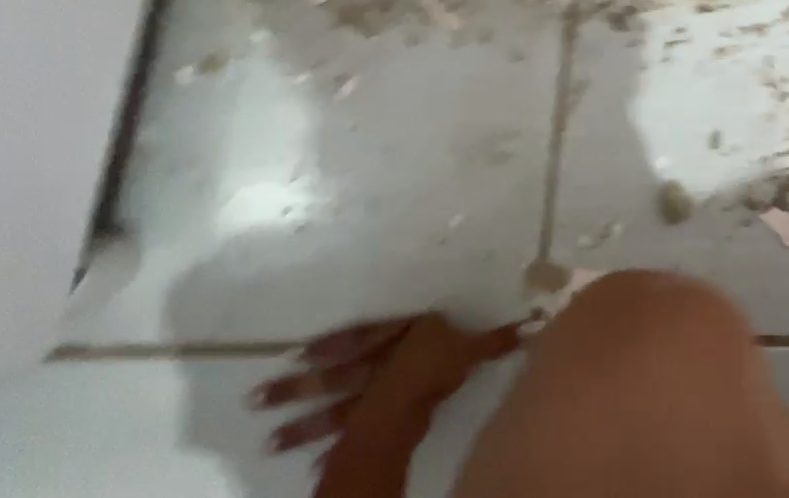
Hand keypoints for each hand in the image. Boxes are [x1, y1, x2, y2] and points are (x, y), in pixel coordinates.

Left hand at [252, 314, 522, 454]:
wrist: (421, 396)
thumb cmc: (445, 361)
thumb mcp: (474, 346)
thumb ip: (496, 338)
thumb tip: (533, 320)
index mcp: (397, 339)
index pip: (361, 339)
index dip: (331, 346)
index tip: (297, 355)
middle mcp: (375, 367)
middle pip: (332, 378)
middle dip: (296, 390)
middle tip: (254, 401)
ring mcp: (370, 399)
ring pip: (330, 410)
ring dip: (301, 425)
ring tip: (269, 441)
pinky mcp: (375, 427)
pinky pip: (347, 441)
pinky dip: (327, 454)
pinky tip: (307, 468)